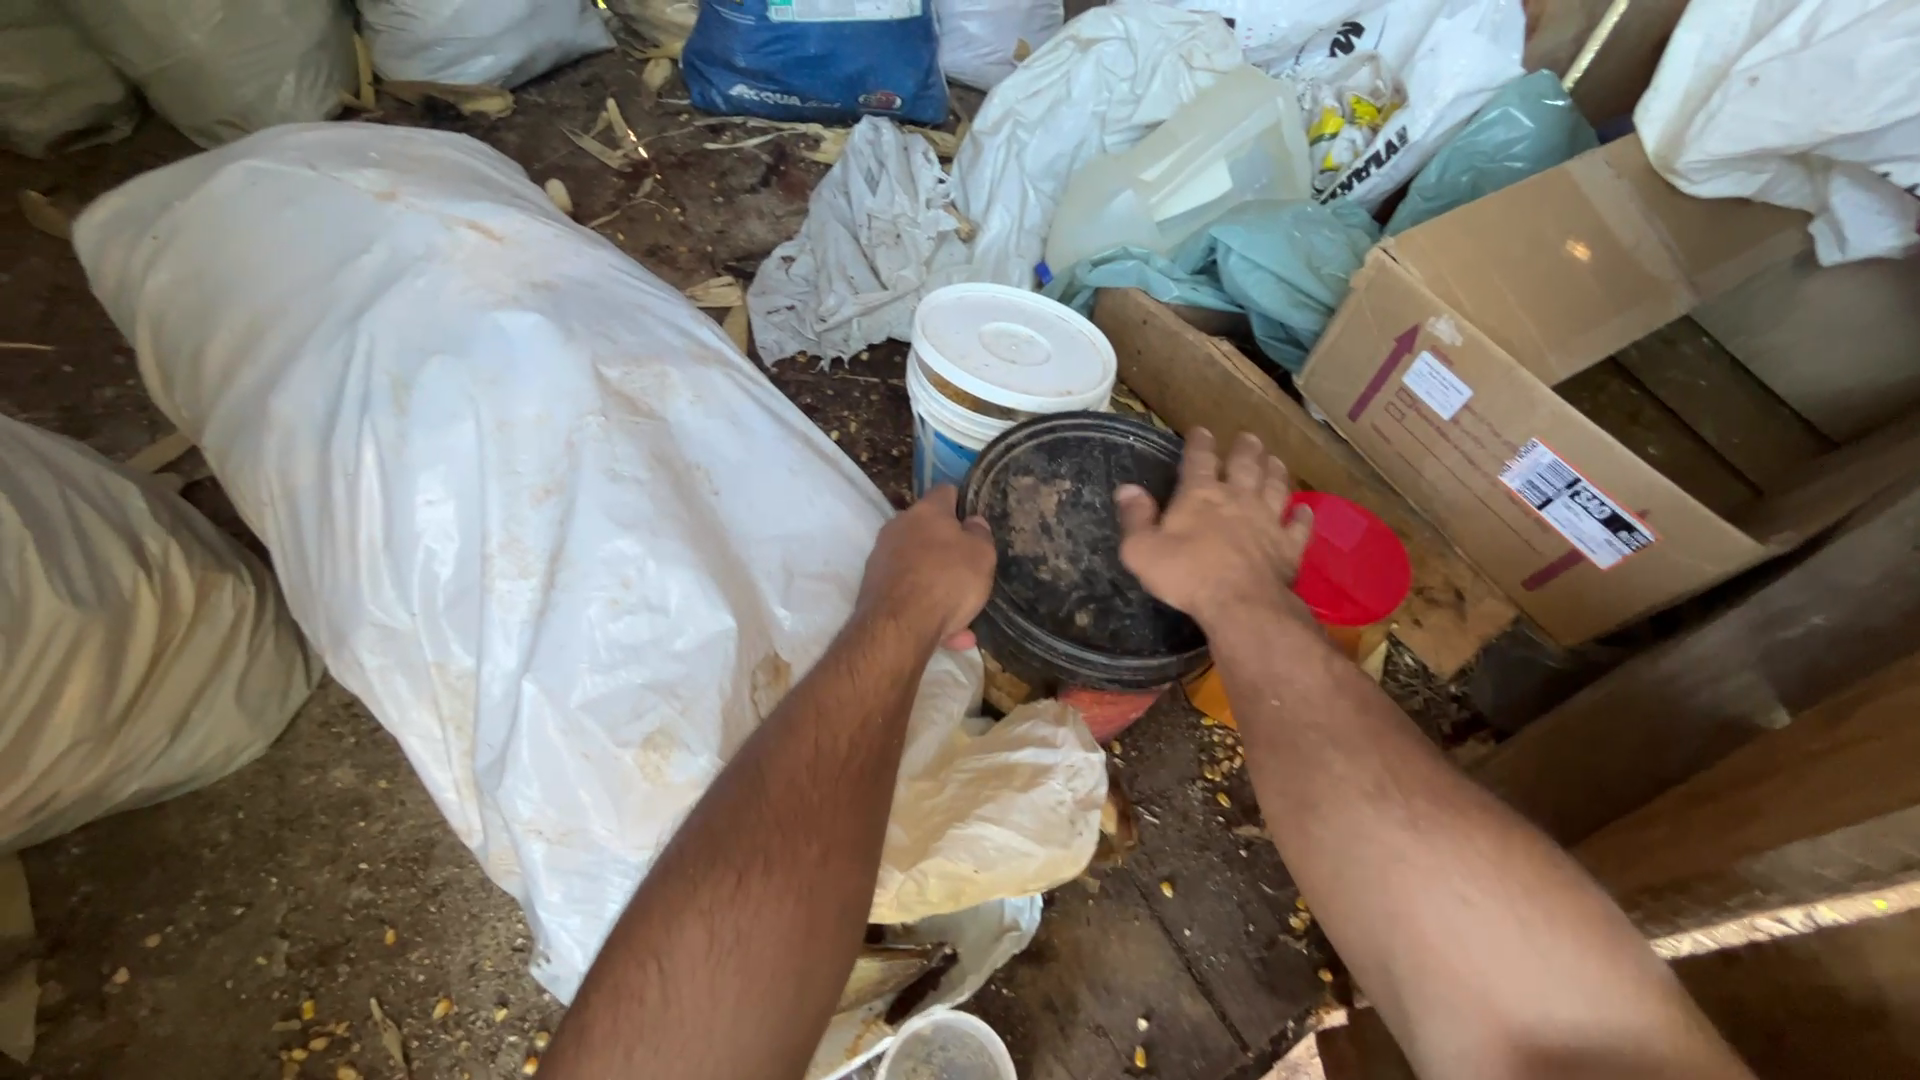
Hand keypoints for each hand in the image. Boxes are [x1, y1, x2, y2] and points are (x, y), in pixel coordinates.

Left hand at [855, 485, 995, 649]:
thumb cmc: (947, 580)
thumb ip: (979, 534)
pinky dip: (925, 609)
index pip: (945, 492)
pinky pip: (908, 594)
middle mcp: (898, 527)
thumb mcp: (981, 555)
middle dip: (946, 549)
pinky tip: (947, 634)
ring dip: (937, 585)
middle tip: (968, 571)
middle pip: (926, 531)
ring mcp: (881, 557)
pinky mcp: (872, 587)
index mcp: (926, 511)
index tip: (974, 523)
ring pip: (917, 567)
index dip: (962, 504)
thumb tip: (972, 521)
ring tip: (962, 615)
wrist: (898, 626)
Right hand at [1116, 428, 1314, 628]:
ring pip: (1276, 487)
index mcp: (1200, 495)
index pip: (1199, 459)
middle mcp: (1237, 499)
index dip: (1199, 443)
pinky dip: (1303, 516)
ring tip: (1275, 461)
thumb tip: (1126, 488)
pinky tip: (1305, 510)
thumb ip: (1135, 518)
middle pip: (1245, 465)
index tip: (1201, 431)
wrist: (1239, 603)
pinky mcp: (1289, 546)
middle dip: (1245, 449)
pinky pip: (1299, 526)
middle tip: (1249, 437)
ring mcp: (1268, 520)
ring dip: (1276, 472)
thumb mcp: (1141, 549)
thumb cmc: (1185, 575)